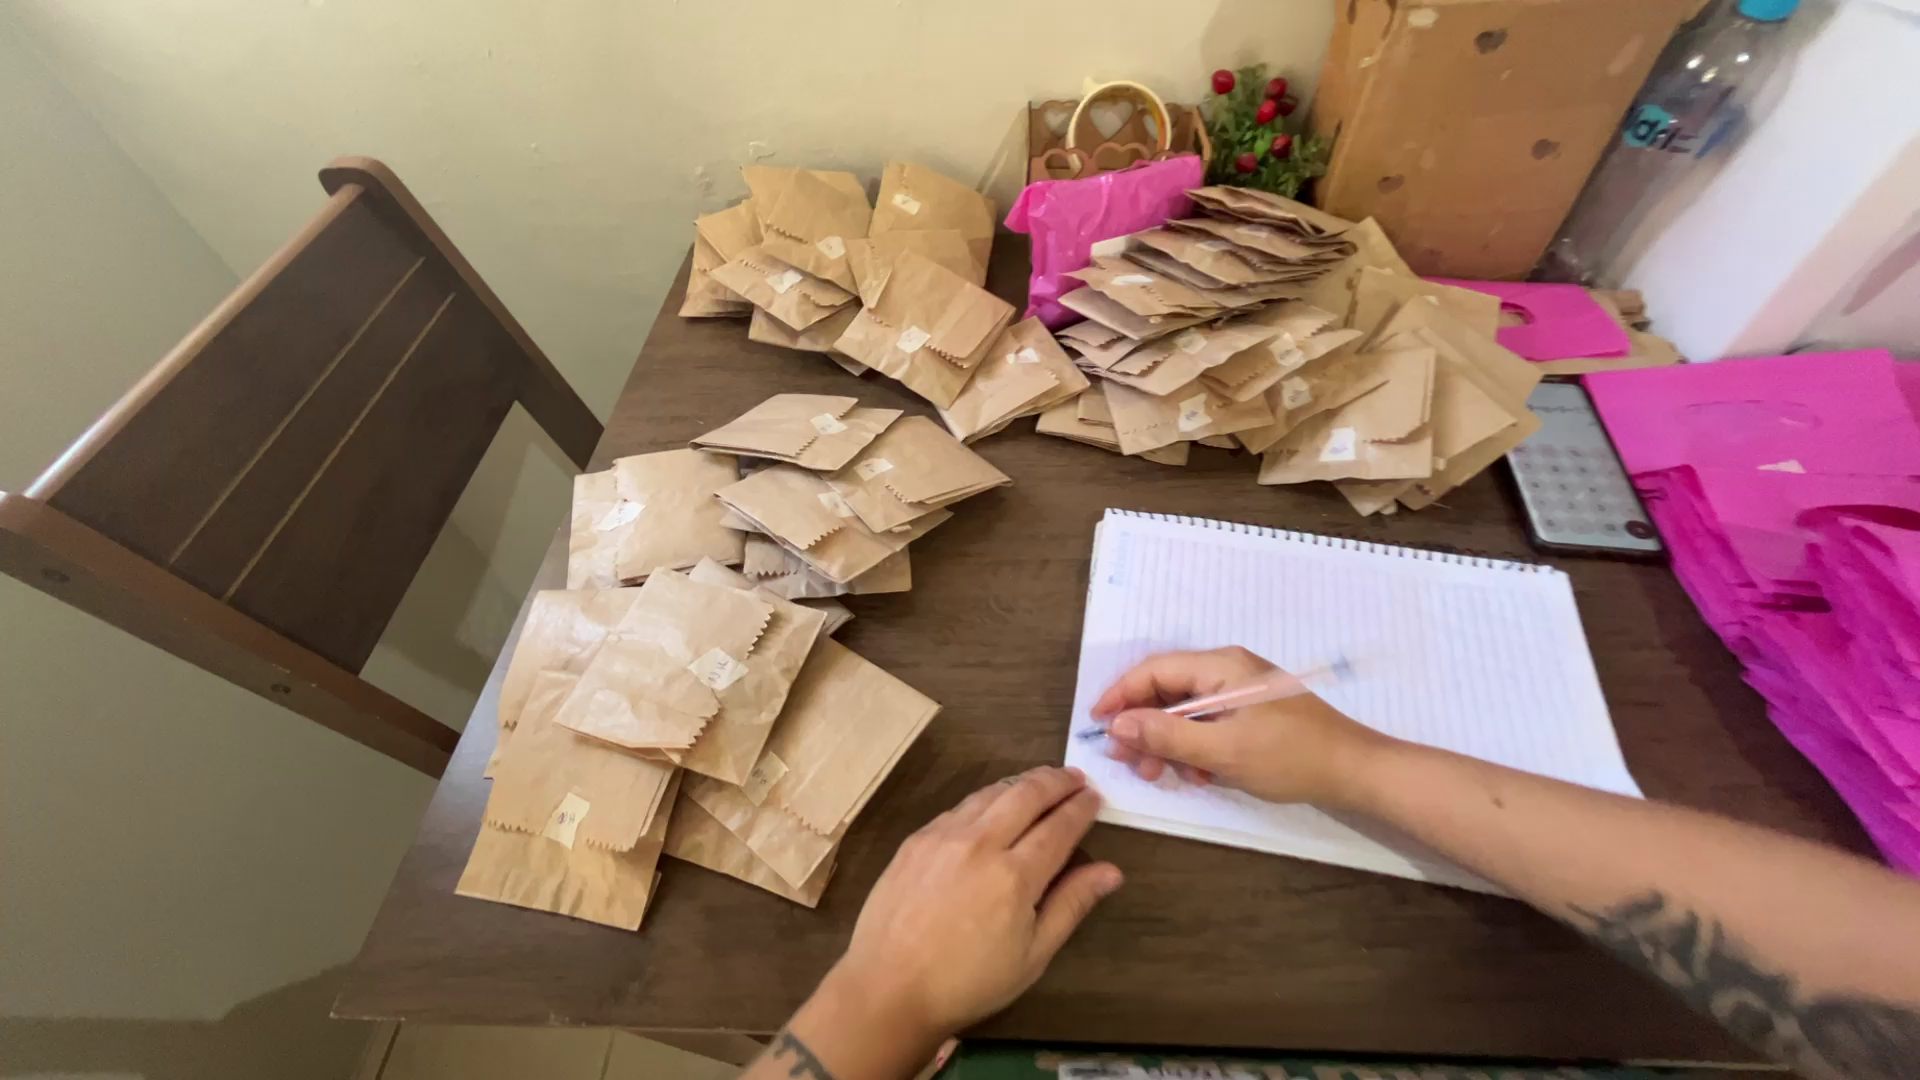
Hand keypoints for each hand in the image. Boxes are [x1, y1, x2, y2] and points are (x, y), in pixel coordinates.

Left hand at [828, 766, 1123, 1042]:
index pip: (1059, 826)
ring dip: (1023, 782)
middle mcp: (982, 842)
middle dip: (1057, 780)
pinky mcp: (919, 836)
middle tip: (1076, 777)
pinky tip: (996, 802)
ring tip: (1043, 781)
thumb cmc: (969, 982)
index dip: (1081, 808)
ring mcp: (945, 834)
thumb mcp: (1032, 955)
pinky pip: (962, 805)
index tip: (1096, 797)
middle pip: (1027, 794)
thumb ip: (1071, 905)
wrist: (888, 987)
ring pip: (993, 792)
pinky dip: (989, 797)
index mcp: (1015, 876)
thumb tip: (1111, 871)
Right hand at [1092, 646, 1391, 807]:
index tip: (1097, 723)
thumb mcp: (1223, 751)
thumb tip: (1117, 724)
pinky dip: (1192, 745)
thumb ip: (1167, 735)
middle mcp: (1226, 668)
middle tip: (1128, 760)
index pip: (1154, 670)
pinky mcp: (1249, 710)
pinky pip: (1205, 721)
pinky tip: (1194, 773)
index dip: (1120, 695)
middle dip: (1143, 725)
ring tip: (1159, 773)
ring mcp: (1239, 689)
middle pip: (1166, 689)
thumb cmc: (1290, 756)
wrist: (1358, 772)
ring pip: (1184, 709)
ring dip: (1166, 740)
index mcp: (1220, 666)